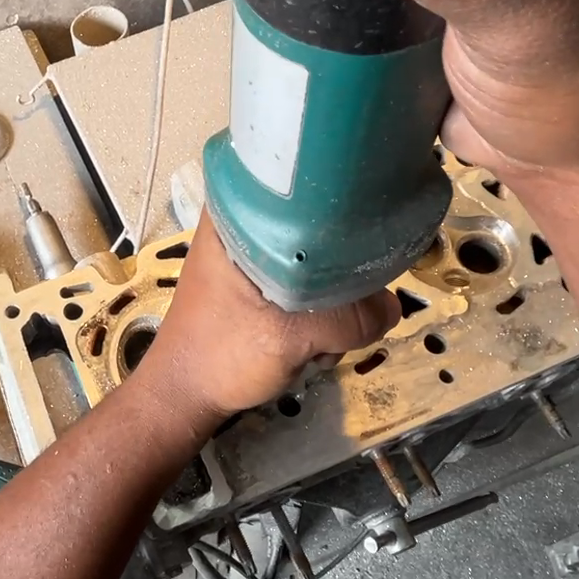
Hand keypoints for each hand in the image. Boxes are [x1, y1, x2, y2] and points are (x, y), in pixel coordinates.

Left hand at [131, 214, 398, 423]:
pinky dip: (319, 310)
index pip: (303, 184)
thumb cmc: (221, 354)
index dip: (343, 202)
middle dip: (341, 268)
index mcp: (238, 212)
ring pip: (319, 260)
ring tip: (317, 334)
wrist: (186, 395)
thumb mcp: (287, 336)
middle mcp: (246, 221)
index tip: (374, 224)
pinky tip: (312, 339)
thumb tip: (392, 306)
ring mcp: (255, 253)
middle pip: (319, 225)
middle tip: (344, 302)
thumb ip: (346, 318)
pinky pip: (310, 284)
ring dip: (331, 300)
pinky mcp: (263, 282)